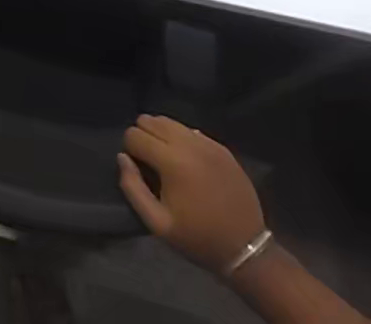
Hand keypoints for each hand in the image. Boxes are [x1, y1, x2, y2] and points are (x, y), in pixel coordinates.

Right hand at [117, 114, 264, 271]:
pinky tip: (187, 161)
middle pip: (150, 120)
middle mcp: (189, 145)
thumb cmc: (198, 237)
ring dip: (161, 134)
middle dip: (143, 136)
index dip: (130, 150)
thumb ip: (132, 186)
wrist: (247, 251)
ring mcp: (209, 145)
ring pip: (170, 121)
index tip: (139, 170)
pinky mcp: (222, 149)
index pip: (133, 134)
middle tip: (151, 162)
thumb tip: (123, 157)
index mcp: (172, 162)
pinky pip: (191, 131)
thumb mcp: (157, 222)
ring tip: (166, 158)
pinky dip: (182, 139)